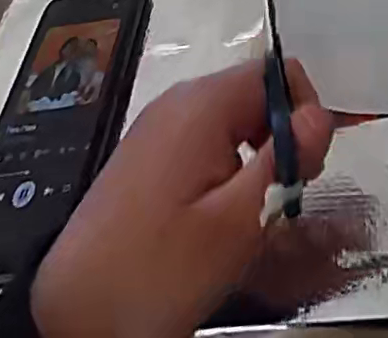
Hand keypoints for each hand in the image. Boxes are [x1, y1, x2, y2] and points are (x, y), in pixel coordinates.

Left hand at [30, 59, 334, 337]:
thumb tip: (322, 115)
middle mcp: (181, 101)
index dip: (305, 108)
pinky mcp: (150, 152)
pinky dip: (231, 162)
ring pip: (237, 117)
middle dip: (284, 135)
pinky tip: (222, 210)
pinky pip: (210, 138)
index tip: (307, 161)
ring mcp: (162, 125)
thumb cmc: (156, 271)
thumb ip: (286, 162)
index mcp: (203, 104)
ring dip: (260, 152)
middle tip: (285, 192)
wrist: (65, 321)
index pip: (279, 73)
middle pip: (258, 94)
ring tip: (256, 207)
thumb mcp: (235, 224)